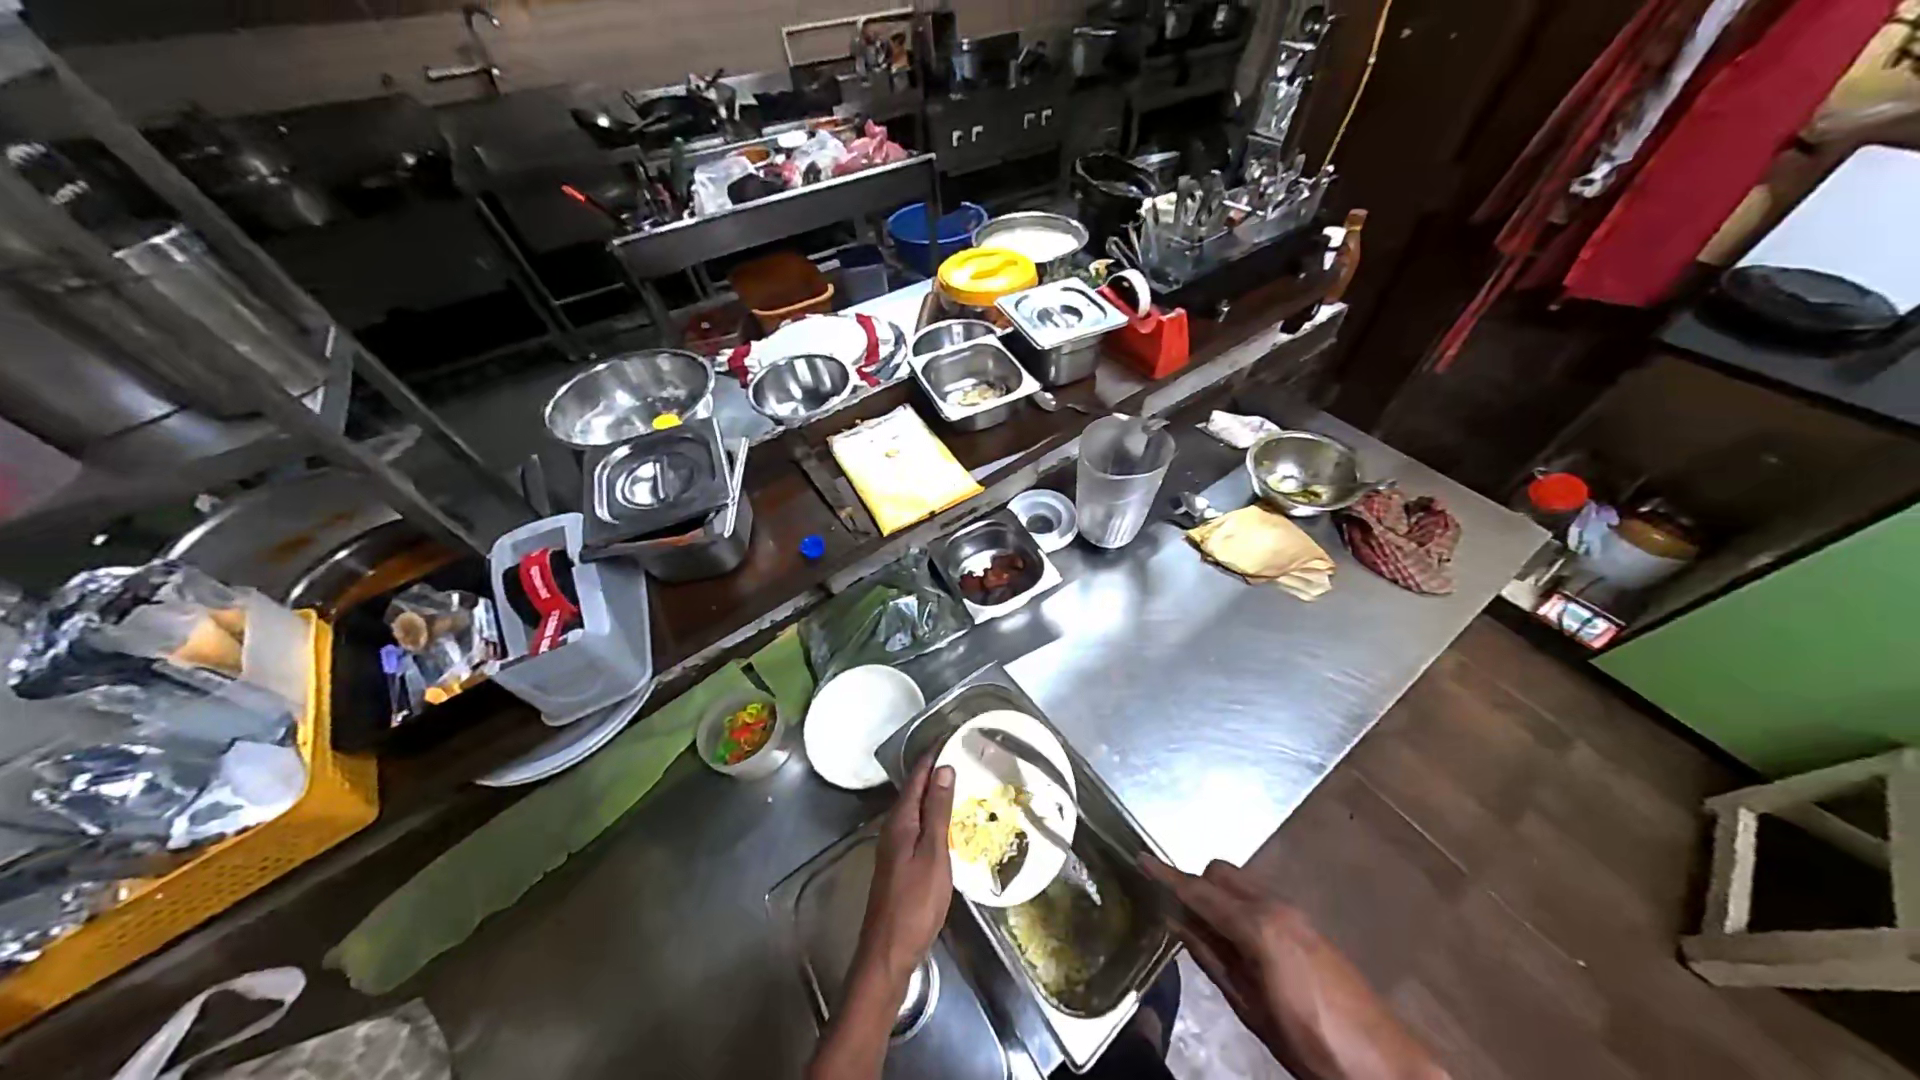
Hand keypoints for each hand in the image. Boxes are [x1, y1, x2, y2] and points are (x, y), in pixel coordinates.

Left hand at [807, 756, 955, 1079]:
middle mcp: (894, 828)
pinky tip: (948, 822)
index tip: (951, 735)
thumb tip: (943, 770)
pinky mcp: (900, 863)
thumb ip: (938, 812)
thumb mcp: (933, 853)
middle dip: (935, 771)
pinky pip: (918, 826)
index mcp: (901, 821)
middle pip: (914, 790)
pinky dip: (933, 816)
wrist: (889, 951)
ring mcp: (895, 847)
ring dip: (935, 793)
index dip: (933, 756)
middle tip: (962, 755)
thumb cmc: (915, 902)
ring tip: (961, 782)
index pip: (917, 777)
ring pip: (916, 809)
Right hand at [1143, 857, 1447, 1079]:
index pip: (1200, 891)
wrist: (1385, 1066)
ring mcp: (1296, 913)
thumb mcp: (1251, 1008)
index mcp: (1258, 926)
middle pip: (1220, 873)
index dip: (1167, 876)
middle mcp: (1276, 906)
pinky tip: (1238, 942)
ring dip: (1218, 895)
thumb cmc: (1310, 1042)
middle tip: (1179, 915)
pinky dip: (1239, 907)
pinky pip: (1260, 899)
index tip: (1140, 859)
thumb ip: (1211, 958)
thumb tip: (1177, 923)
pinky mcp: (1308, 926)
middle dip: (1196, 885)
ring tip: (1207, 933)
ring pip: (1241, 883)